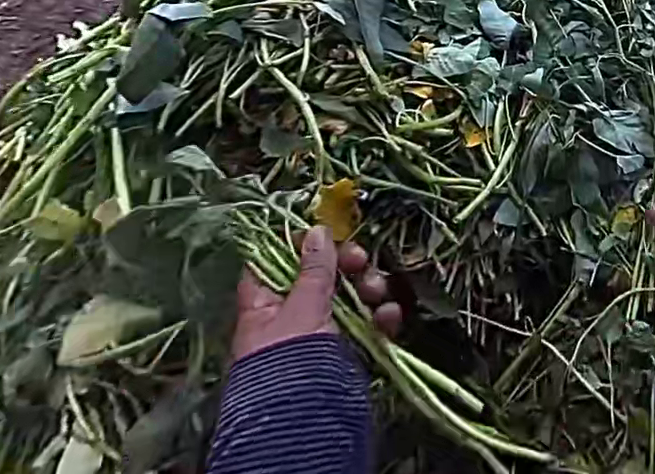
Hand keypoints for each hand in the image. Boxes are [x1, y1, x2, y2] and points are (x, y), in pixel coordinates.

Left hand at [232, 225, 404, 361]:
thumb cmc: (291, 362)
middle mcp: (293, 314)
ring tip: (376, 294)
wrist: (308, 425)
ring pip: (351, 293)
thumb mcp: (302, 308)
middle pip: (322, 273)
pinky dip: (381, 316)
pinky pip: (369, 321)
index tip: (325, 231)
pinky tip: (388, 317)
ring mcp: (323, 331)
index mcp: (267, 304)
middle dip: (347, 264)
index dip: (299, 242)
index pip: (276, 261)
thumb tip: (317, 230)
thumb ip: (314, 269)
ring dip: (369, 287)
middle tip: (360, 261)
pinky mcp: (349, 348)